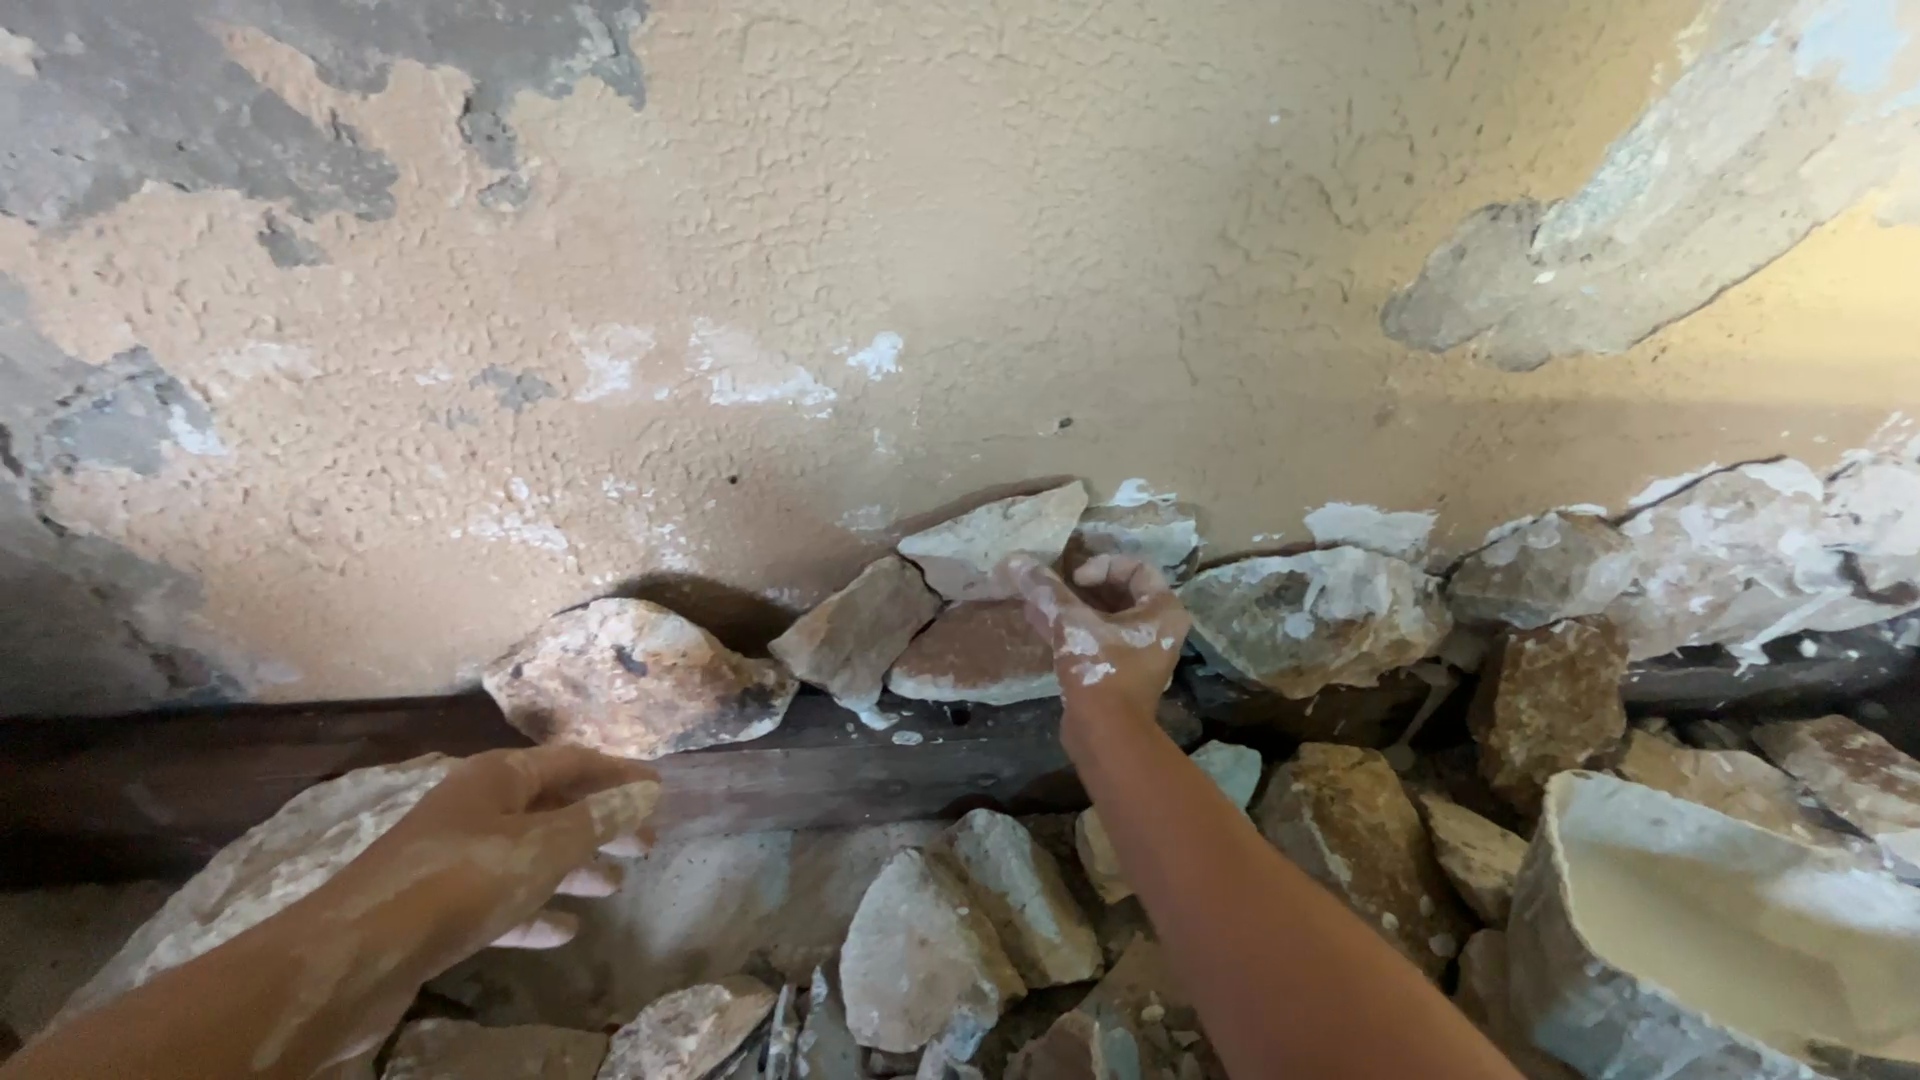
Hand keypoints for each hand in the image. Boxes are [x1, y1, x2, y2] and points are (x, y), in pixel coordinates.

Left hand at [296, 747, 659, 1061]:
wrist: (348, 961)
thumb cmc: (459, 882)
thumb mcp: (544, 846)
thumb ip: (599, 819)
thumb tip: (648, 791)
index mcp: (498, 778)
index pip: (573, 760)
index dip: (619, 772)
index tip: (659, 789)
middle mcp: (477, 807)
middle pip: (554, 806)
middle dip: (602, 823)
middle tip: (646, 842)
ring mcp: (453, 858)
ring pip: (530, 854)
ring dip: (574, 867)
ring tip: (615, 884)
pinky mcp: (437, 908)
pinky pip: (501, 900)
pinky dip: (536, 909)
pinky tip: (565, 930)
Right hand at [999, 553, 1190, 722]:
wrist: (1106, 735)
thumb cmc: (1101, 672)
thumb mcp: (1072, 624)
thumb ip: (1047, 591)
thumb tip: (1017, 560)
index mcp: (1163, 611)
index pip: (1135, 568)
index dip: (1100, 567)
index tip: (1074, 581)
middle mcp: (1156, 628)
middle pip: (1117, 591)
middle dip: (1079, 586)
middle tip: (1050, 585)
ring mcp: (1136, 652)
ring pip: (1102, 616)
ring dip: (1070, 606)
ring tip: (1037, 598)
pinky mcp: (1115, 671)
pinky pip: (1094, 638)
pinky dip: (1069, 627)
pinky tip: (1035, 618)